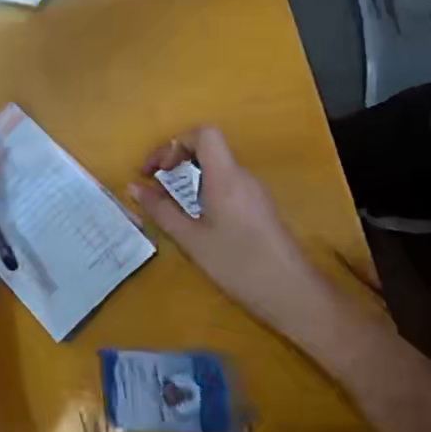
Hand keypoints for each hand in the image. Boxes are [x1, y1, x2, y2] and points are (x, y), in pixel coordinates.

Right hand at [127, 127, 344, 338]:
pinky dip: (203, 189)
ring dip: (188, 175)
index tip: (157, 169)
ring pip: (216, 167)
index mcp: (226, 178)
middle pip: (208, 149)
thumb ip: (161, 209)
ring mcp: (255, 193)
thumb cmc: (239, 264)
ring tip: (168, 201)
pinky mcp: (260, 209)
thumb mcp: (190, 238)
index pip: (205, 134)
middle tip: (153, 183)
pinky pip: (226, 184)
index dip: (175, 143)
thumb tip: (134, 187)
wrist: (296, 296)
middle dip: (175, 159)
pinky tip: (193, 216)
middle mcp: (243, 178)